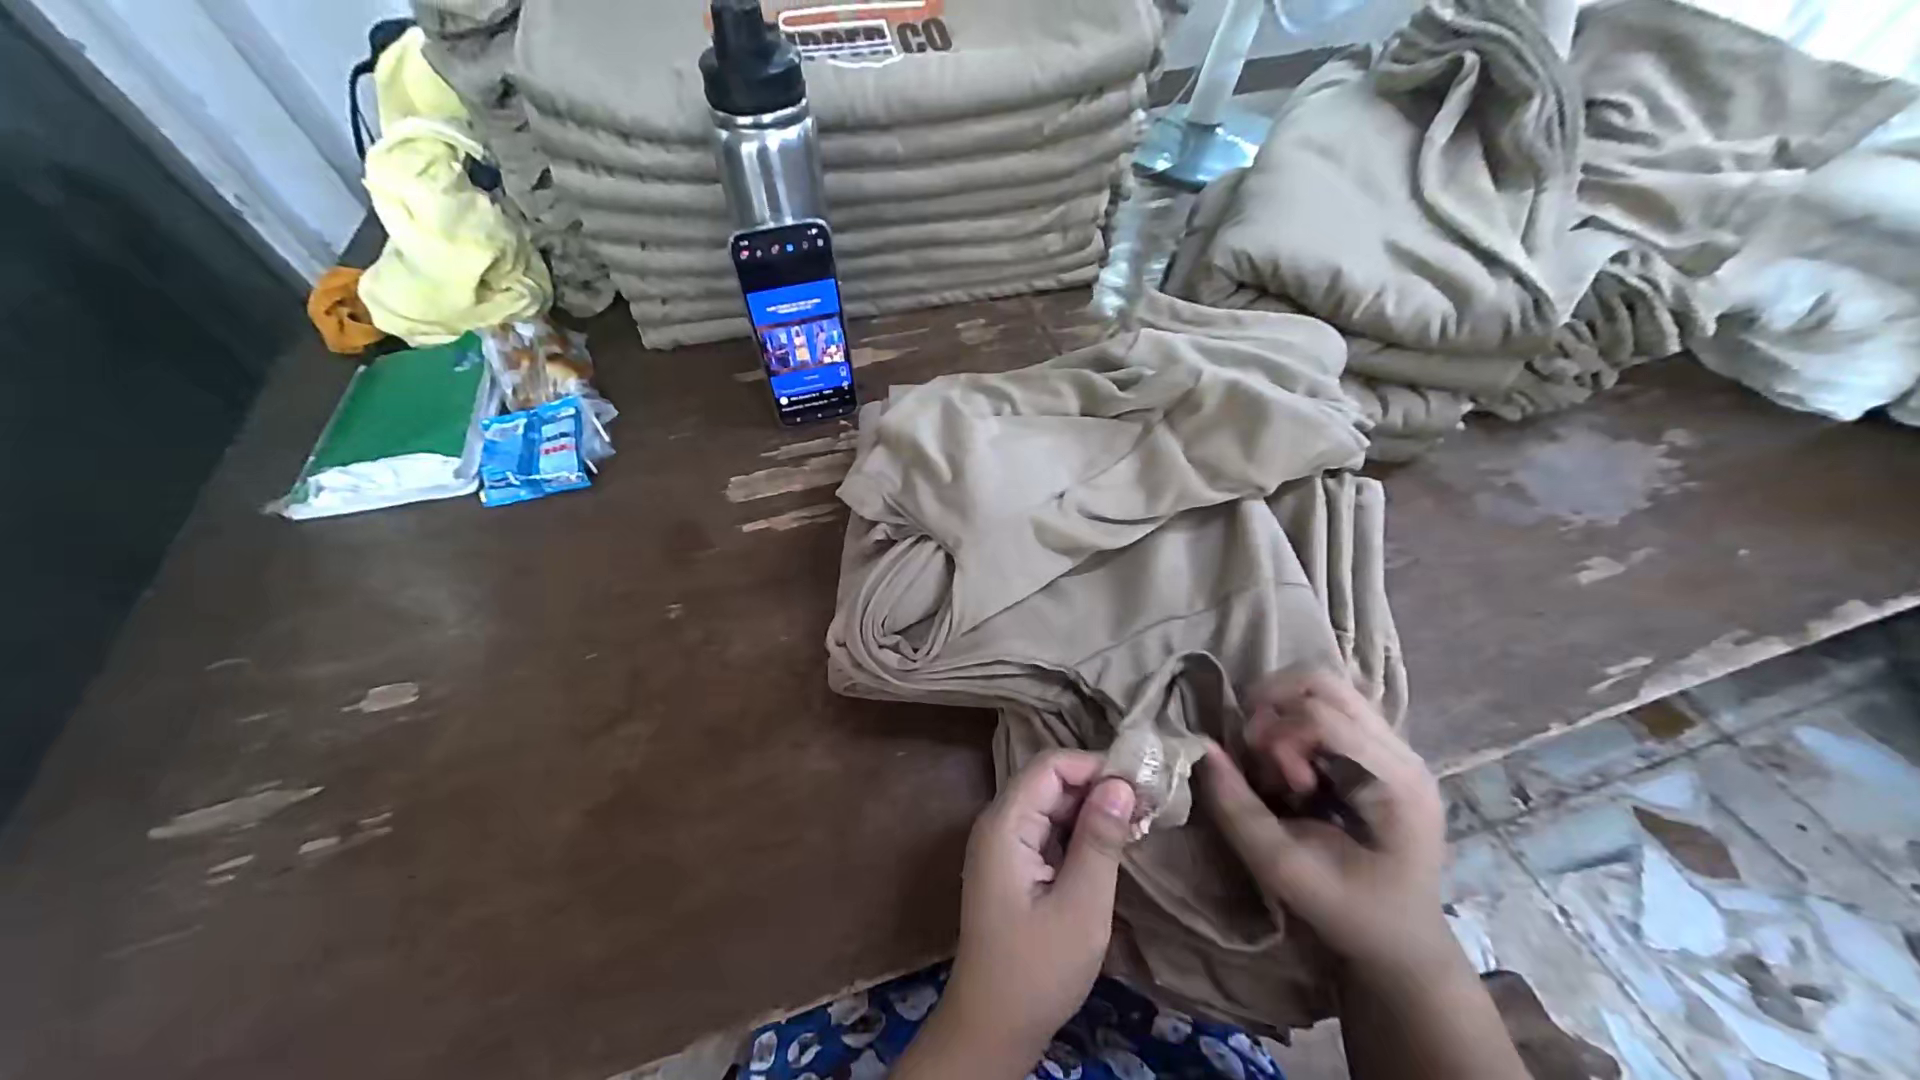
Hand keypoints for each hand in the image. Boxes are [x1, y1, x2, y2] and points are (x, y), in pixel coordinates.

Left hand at [940, 751, 1136, 1057]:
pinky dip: (1080, 831)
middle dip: (1098, 787)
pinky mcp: (1013, 864)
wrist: (992, 1027)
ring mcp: (1004, 844)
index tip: (1140, 788)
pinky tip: (1112, 846)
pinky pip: (1048, 829)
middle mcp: (998, 823)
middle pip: (1050, 781)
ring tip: (1138, 826)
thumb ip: (1099, 841)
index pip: (1050, 765)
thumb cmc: (1037, 970)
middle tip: (1147, 810)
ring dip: (1092, 810)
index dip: (1095, 766)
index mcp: (1005, 824)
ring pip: (1051, 803)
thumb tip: (1120, 783)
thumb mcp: (1080, 907)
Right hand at [1200, 670, 1450, 975]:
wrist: (1401, 940)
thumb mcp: (1284, 869)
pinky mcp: (1376, 748)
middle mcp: (1401, 751)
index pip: (1324, 715)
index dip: (1279, 737)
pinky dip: (1291, 722)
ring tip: (1276, 762)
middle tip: (1256, 751)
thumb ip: (1237, 808)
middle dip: (1273, 707)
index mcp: (1395, 782)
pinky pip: (1325, 706)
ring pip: (1322, 687)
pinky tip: (1290, 763)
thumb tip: (1202, 748)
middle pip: (1323, 683)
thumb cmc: (1349, 910)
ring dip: (1281, 714)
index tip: (1273, 782)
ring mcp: (1393, 746)